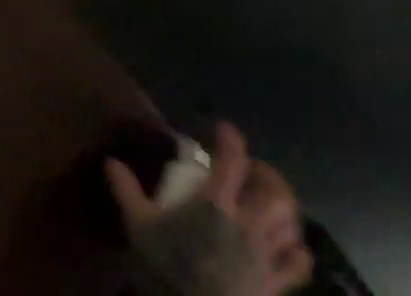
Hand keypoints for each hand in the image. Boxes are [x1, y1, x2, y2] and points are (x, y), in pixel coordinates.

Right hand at [105, 123, 313, 295]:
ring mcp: (265, 254)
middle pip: (275, 193)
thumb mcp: (138, 223)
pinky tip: (289, 245)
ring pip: (291, 224)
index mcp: (214, 205)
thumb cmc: (165, 263)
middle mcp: (246, 224)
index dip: (231, 141)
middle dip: (268, 175)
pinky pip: (299, 263)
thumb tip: (111, 161)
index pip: (232, 163)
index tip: (225, 129)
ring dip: (284, 209)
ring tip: (270, 203)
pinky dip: (298, 250)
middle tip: (253, 170)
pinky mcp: (275, 281)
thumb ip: (127, 190)